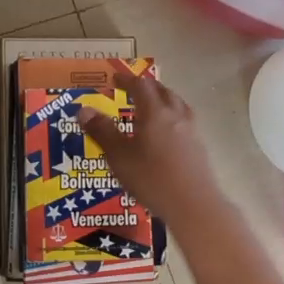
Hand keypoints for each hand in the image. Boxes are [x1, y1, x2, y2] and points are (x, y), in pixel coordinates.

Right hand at [79, 66, 223, 221]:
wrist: (193, 205)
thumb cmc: (151, 178)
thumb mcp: (119, 156)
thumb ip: (102, 131)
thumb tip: (84, 109)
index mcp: (155, 112)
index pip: (140, 86)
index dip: (127, 80)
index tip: (114, 79)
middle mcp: (176, 116)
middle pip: (163, 91)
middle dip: (147, 87)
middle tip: (134, 90)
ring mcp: (192, 131)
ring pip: (178, 105)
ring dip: (164, 99)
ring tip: (153, 107)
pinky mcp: (200, 148)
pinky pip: (185, 121)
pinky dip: (174, 117)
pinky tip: (169, 133)